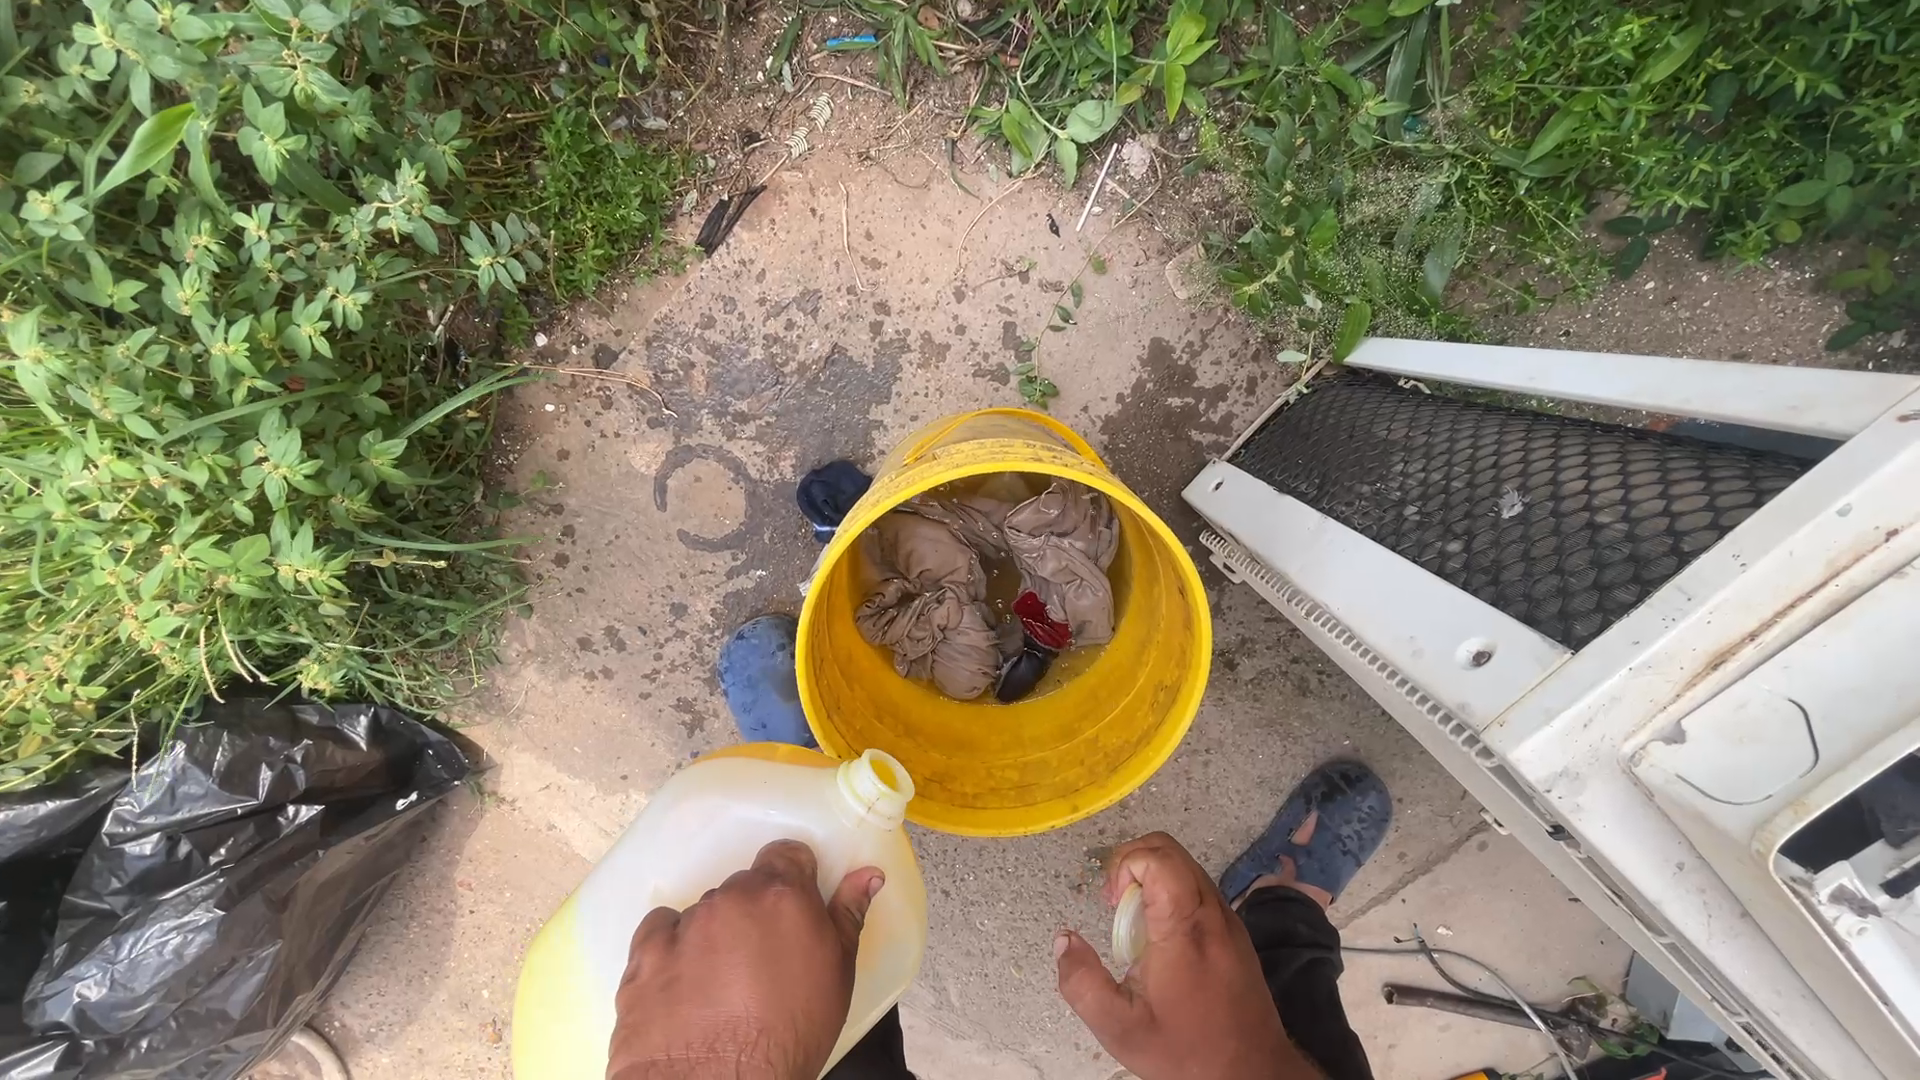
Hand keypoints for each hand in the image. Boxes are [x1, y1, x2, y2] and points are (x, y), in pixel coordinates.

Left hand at [608, 839, 884, 1079]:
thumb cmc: (791, 1032)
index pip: (786, 854)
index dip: (792, 880)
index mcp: (783, 893)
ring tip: (722, 984)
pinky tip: (683, 982)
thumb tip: (868, 873)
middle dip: (754, 913)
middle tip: (761, 960)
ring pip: (707, 911)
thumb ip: (848, 914)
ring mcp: (686, 923)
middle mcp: (734, 896)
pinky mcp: (645, 954)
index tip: (793, 912)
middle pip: (746, 886)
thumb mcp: (837, 973)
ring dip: (716, 933)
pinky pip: (660, 930)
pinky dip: (671, 948)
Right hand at [1053, 832, 1321, 1079]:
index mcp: (1184, 927)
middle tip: (1116, 904)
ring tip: (1134, 922)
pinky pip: (1196, 885)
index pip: (1158, 857)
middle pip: (1169, 848)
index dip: (1125, 863)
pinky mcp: (1234, 929)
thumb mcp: (1121, 1029)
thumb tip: (1063, 938)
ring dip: (1150, 877)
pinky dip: (1169, 891)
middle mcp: (1211, 911)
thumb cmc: (1188, 1051)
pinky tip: (1159, 935)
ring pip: (1184, 863)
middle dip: (1131, 862)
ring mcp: (1227, 917)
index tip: (1111, 903)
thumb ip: (1082, 983)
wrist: (1254, 1077)